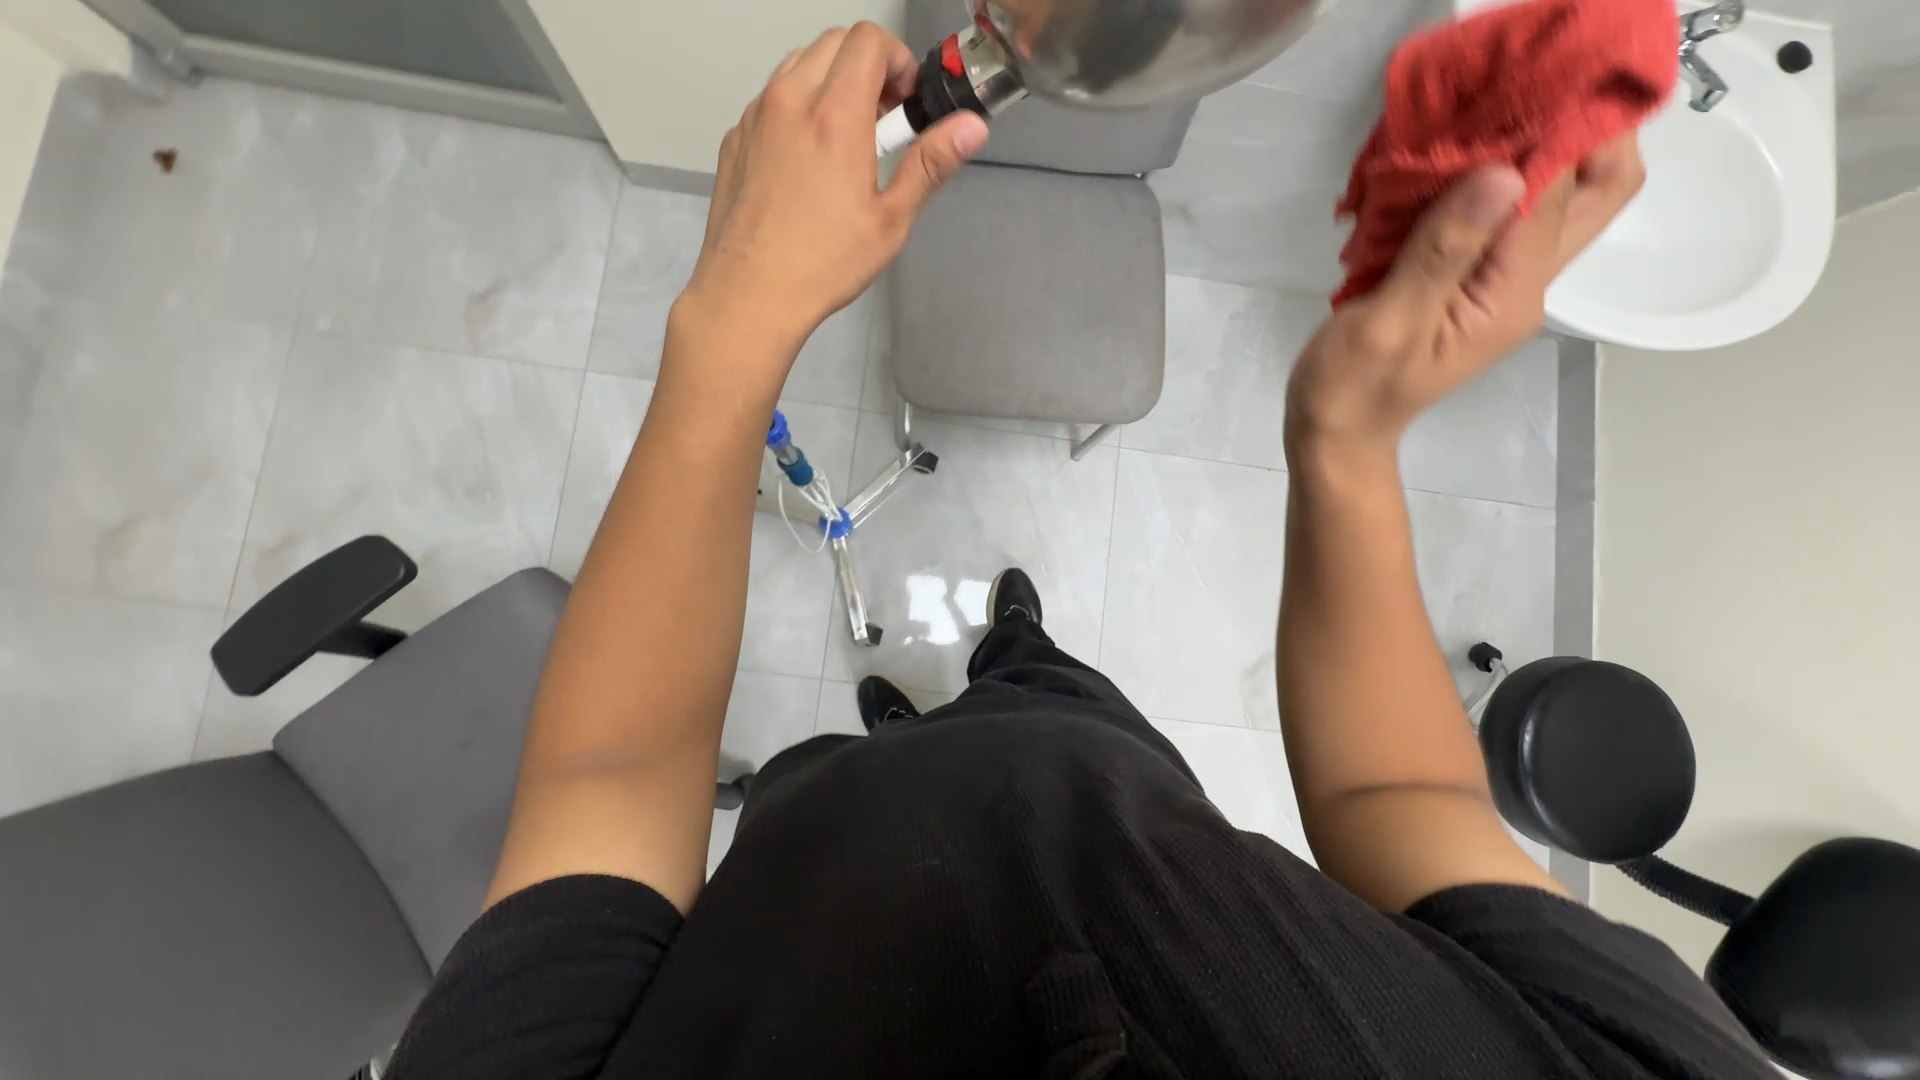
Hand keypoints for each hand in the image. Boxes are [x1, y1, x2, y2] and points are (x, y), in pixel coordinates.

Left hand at [675, 23, 989, 358]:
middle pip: (834, 43)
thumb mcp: (890, 219)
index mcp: (834, 115)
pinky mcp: (736, 139)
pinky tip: (808, 162)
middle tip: (882, 120)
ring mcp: (756, 117)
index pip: (868, 40)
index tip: (906, 101)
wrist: (750, 293)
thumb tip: (971, 127)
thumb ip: (931, 164)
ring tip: (846, 139)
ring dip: (830, 84)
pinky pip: (771, 101)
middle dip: (867, 68)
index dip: (897, 60)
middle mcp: (789, 101)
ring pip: (798, 66)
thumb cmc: (822, 264)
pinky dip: (797, 110)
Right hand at [1286, 136, 1644, 454]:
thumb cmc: (1352, 386)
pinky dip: (1478, 189)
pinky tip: (1431, 182)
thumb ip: (1442, 252)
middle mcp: (1524, 284)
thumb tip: (1503, 173)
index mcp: (1511, 295)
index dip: (1535, 139)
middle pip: (1593, 191)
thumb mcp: (1388, 322)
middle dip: (1562, 135)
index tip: (1486, 109)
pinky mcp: (1470, 284)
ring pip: (1547, 199)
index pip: (1557, 191)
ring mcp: (1499, 285)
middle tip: (1495, 109)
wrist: (1336, 434)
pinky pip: (1499, 219)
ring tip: (1455, 138)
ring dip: (1516, 159)